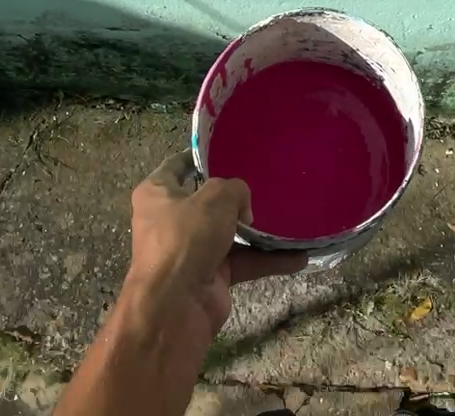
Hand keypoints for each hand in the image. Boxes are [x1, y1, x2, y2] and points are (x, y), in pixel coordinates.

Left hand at [121, 153, 305, 348]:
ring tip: (288, 216)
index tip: (229, 147)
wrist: (176, 306)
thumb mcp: (216, 196)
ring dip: (257, 231)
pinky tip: (297, 256)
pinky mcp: (210, 276)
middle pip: (207, 200)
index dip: (201, 156)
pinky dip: (267, 260)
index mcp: (157, 193)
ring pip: (229, 233)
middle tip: (265, 182)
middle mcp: (170, 220)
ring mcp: (191, 250)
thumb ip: (236, 189)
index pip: (178, 166)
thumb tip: (242, 209)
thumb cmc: (186, 237)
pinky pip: (243, 261)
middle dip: (235, 196)